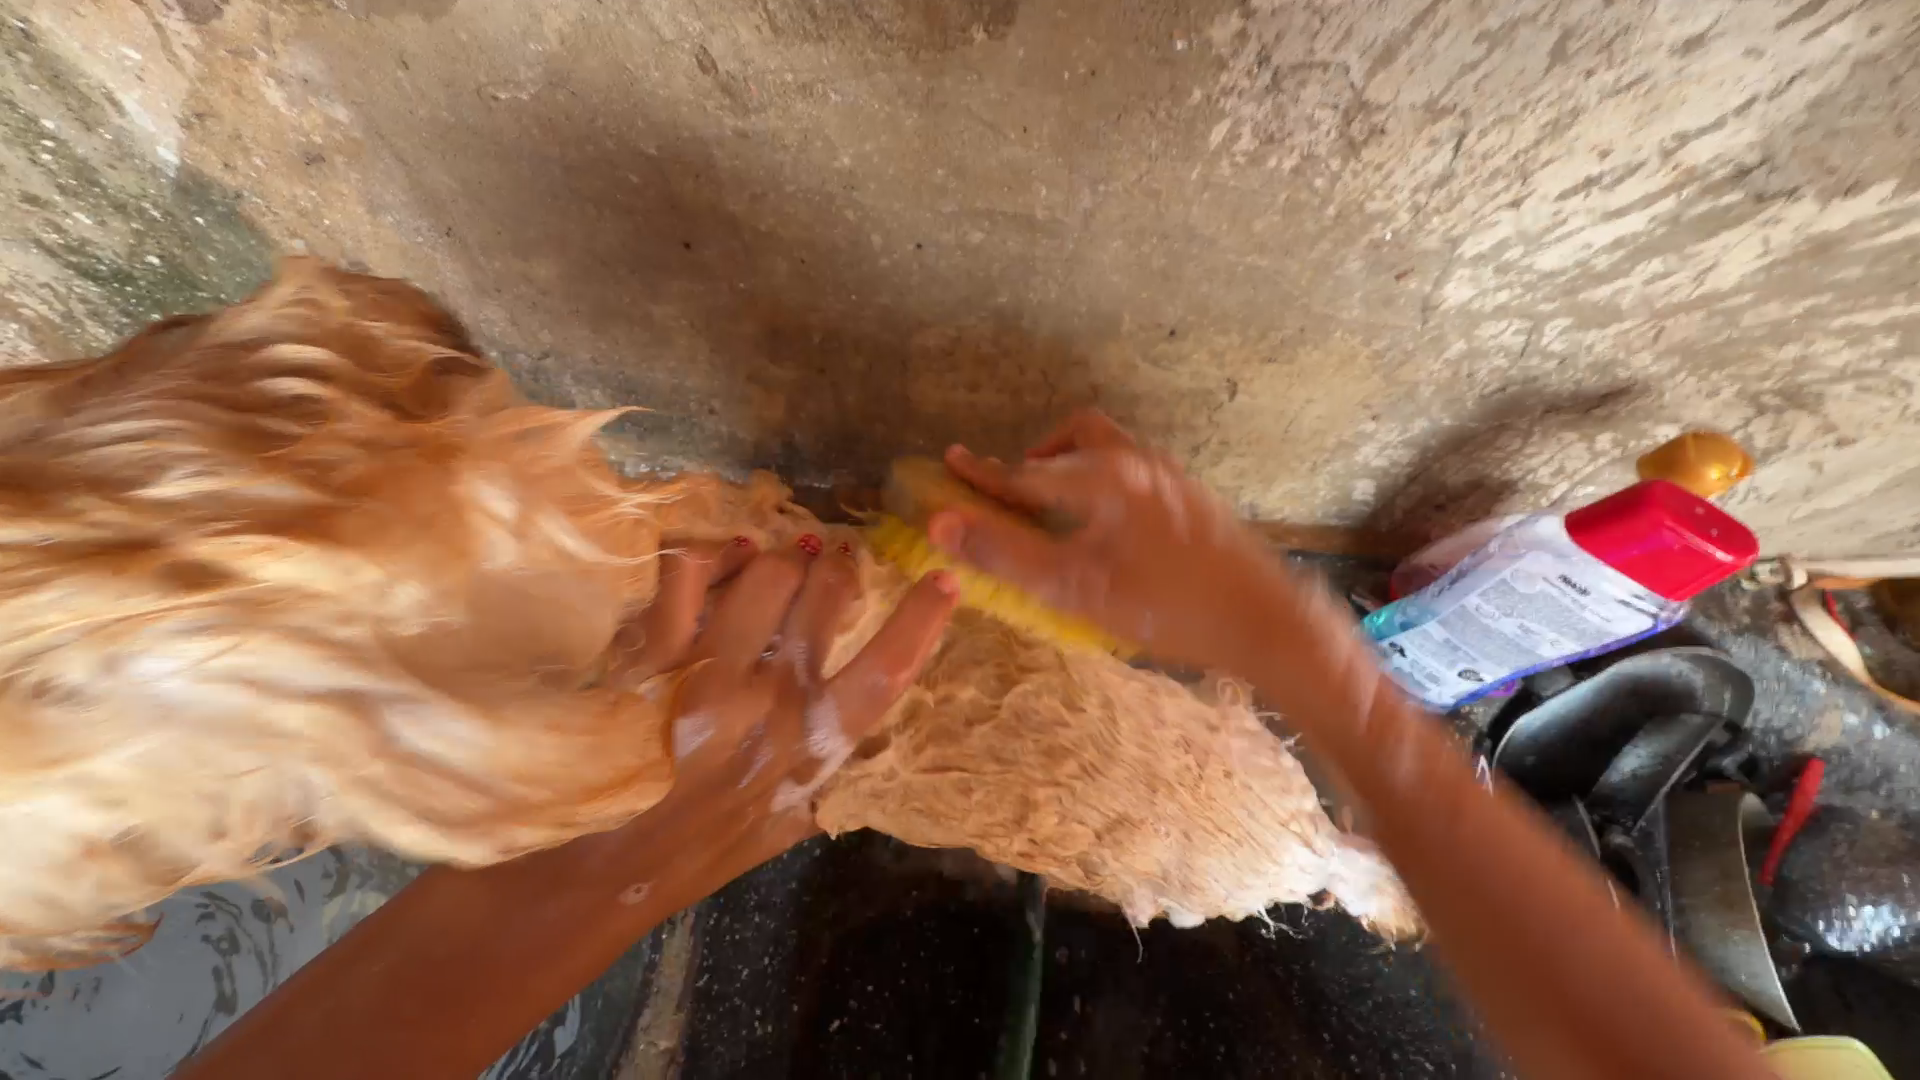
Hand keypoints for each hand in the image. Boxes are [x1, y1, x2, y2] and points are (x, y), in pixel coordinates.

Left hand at [617, 535, 958, 887]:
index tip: (945, 579)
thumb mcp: (793, 820)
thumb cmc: (707, 846)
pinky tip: (728, 560)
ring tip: (779, 568)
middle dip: (837, 569)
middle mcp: (769, 701)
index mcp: (814, 746)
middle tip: (831, 567)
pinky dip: (717, 554)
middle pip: (827, 592)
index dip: (921, 619)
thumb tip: (873, 725)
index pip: (885, 670)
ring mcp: (708, 671)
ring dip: (783, 561)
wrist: (606, 865)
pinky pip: (694, 570)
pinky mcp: (653, 653)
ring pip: (770, 569)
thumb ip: (836, 768)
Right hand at [929, 409, 1290, 670]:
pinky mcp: (1188, 492)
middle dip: (1031, 462)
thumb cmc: (1166, 607)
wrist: (1265, 620)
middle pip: (1072, 438)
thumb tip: (942, 525)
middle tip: (1006, 492)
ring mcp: (1168, 472)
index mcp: (1104, 475)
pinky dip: (1098, 476)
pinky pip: (1129, 464)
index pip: (1026, 473)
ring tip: (1051, 502)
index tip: (949, 464)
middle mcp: (1137, 459)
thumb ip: (1006, 554)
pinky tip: (1101, 520)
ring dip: (1069, 463)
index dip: (983, 475)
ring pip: (1106, 445)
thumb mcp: (1075, 588)